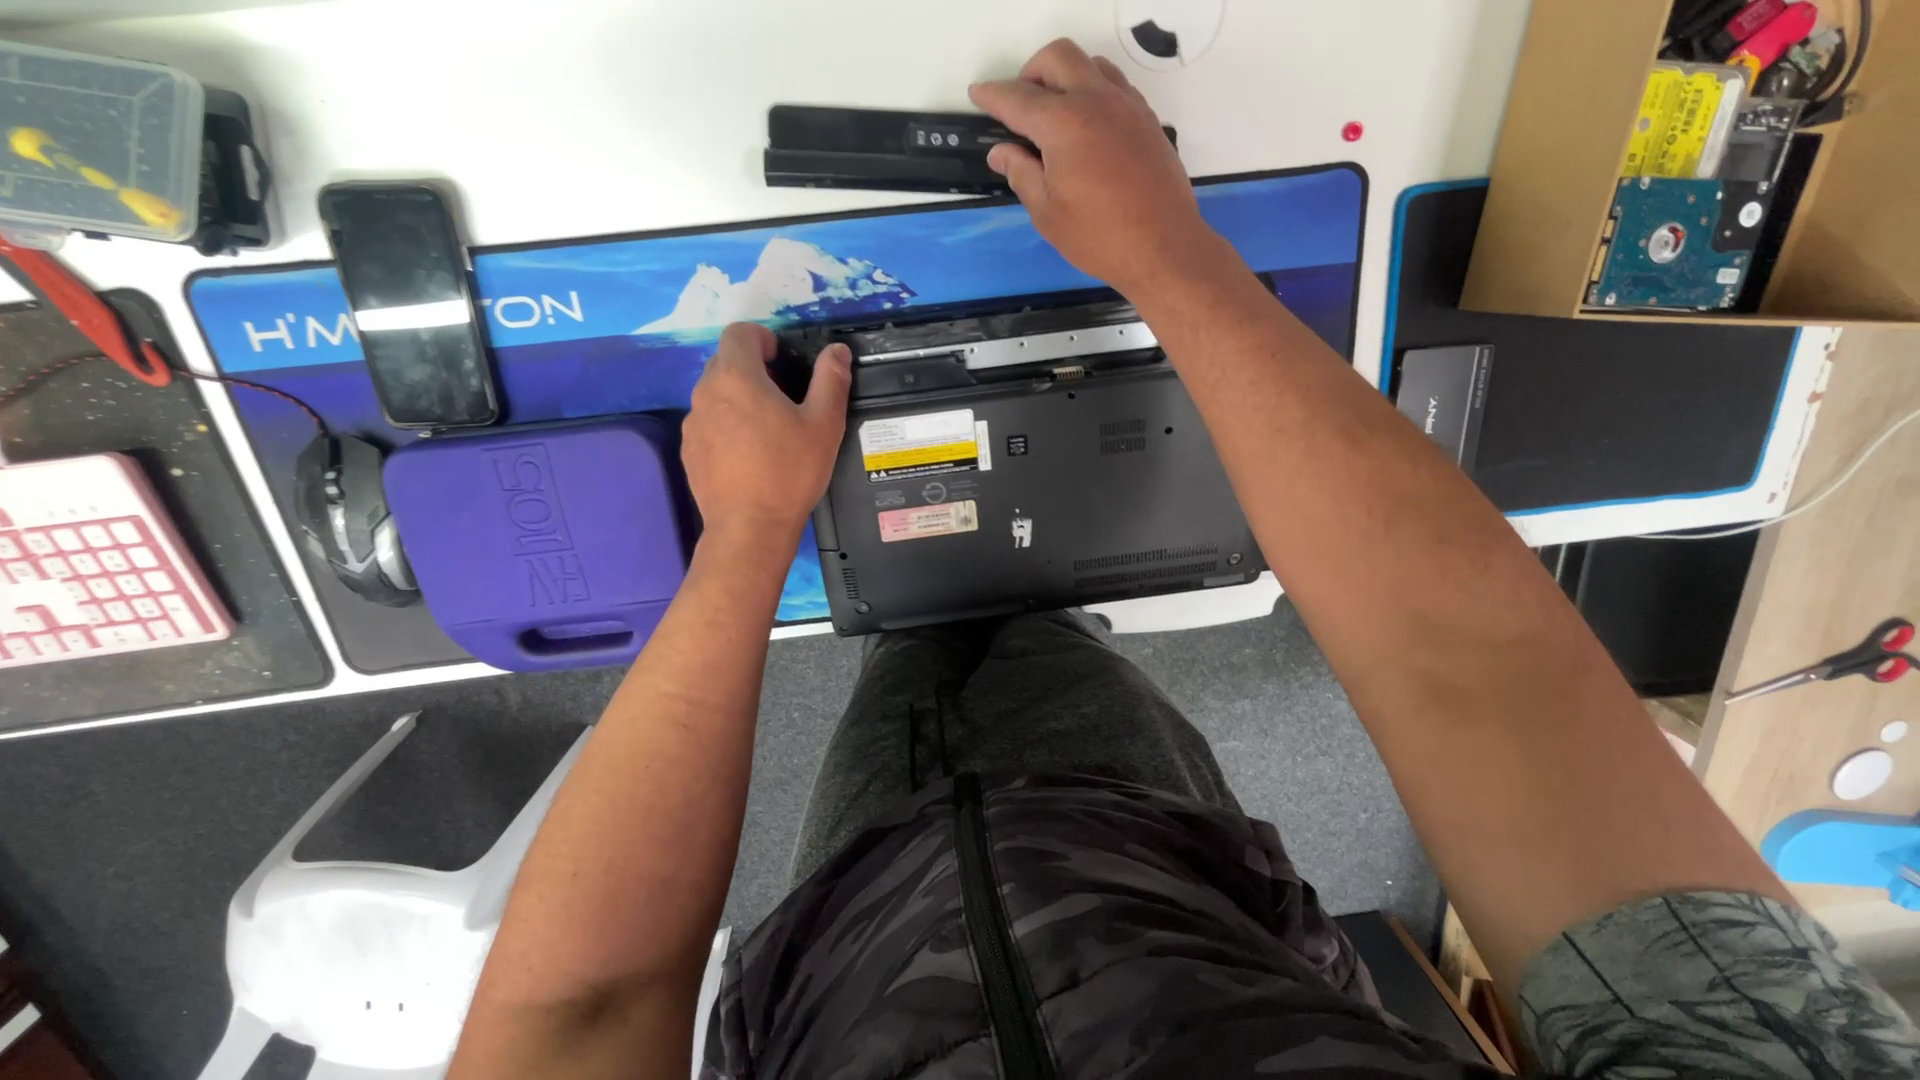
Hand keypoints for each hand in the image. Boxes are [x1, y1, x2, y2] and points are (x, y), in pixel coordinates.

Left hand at [683, 324, 850, 543]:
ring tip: (766, 428)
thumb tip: (837, 351)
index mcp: (737, 377)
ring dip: (737, 398)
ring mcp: (693, 423)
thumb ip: (831, 380)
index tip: (781, 360)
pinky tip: (748, 454)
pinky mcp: (689, 450)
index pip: (739, 333)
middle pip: (724, 361)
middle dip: (751, 368)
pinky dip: (725, 425)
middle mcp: (706, 393)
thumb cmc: (790, 472)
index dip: (762, 338)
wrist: (750, 527)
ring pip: (714, 393)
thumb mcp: (823, 425)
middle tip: (782, 396)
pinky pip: (707, 423)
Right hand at [969, 39, 1224, 297]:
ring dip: (1064, 78)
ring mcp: (1126, 106)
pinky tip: (1086, 127)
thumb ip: (1022, 174)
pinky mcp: (1146, 120)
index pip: (1017, 98)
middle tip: (1018, 107)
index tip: (978, 95)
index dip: (992, 96)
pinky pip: (1114, 86)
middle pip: (1056, 58)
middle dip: (1030, 74)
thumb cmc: (1100, 237)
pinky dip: (1092, 92)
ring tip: (1053, 115)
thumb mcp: (1047, 213)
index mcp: (1064, 124)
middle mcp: (1096, 101)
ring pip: (1090, 65)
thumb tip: (1002, 153)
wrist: (1163, 247)